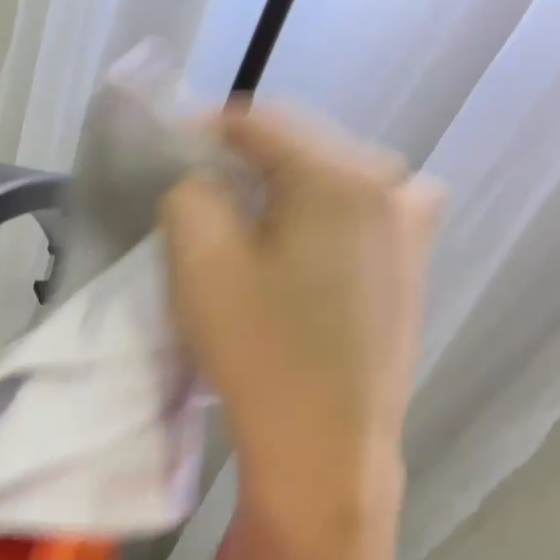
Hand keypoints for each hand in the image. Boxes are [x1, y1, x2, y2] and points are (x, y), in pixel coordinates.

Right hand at [160, 105, 442, 536]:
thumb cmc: (257, 347)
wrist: (324, 441)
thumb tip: (192, 172)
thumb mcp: (199, 260)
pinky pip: (339, 214)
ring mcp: (411, 224)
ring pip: (316, 181)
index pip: (256, 119)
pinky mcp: (406, 261)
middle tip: (174, 198)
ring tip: (216, 231)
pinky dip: (293, 219)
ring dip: (261, 193)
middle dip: (229, 163)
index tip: (147, 158)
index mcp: (346, 175)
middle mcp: (396, 184)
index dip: (192, 129)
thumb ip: (187, 191)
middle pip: (293, 146)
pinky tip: (267, 259)